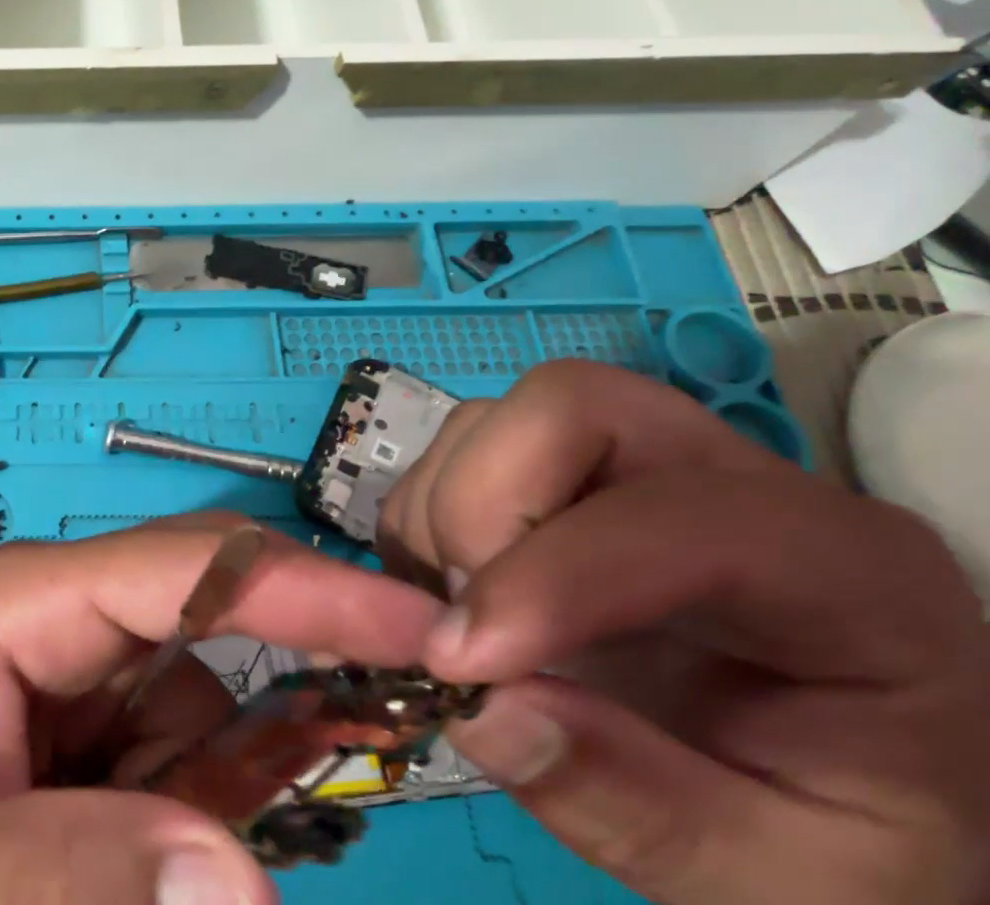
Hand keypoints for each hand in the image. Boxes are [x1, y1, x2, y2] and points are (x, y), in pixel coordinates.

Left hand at [0, 514, 446, 904]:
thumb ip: (69, 870)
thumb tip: (239, 883)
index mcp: (34, 605)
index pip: (196, 567)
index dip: (312, 588)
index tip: (425, 633)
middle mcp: (78, 628)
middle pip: (230, 627)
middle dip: (312, 678)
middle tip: (412, 729)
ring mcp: (99, 693)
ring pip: (229, 713)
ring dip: (262, 773)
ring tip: (205, 819)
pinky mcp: (107, 754)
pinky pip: (205, 767)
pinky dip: (233, 808)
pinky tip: (210, 843)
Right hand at [379, 361, 989, 903]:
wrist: (839, 793)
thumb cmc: (844, 838)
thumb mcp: (786, 878)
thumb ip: (642, 810)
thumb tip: (481, 712)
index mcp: (844, 573)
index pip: (678, 517)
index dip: (552, 576)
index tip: (460, 666)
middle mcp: (732, 486)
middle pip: (572, 408)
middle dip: (480, 503)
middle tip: (460, 619)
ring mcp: (635, 475)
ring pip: (495, 425)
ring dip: (439, 518)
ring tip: (457, 624)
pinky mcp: (563, 488)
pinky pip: (455, 460)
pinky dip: (422, 525)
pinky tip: (451, 604)